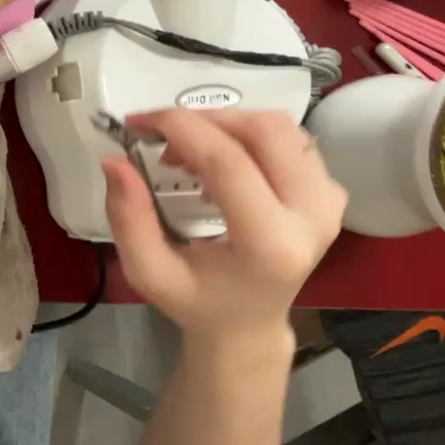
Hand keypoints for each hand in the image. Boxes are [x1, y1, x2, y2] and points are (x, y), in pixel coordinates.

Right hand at [102, 110, 346, 346]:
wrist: (247, 324)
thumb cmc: (195, 301)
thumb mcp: (148, 271)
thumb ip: (128, 218)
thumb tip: (113, 160)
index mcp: (269, 244)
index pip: (229, 162)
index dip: (180, 129)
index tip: (138, 122)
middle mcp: (312, 217)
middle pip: (265, 132)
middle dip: (205, 119)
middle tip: (162, 138)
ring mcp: (330, 202)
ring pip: (282, 128)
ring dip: (226, 124)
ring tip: (188, 151)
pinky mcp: (331, 192)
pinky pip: (292, 141)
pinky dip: (247, 136)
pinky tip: (219, 161)